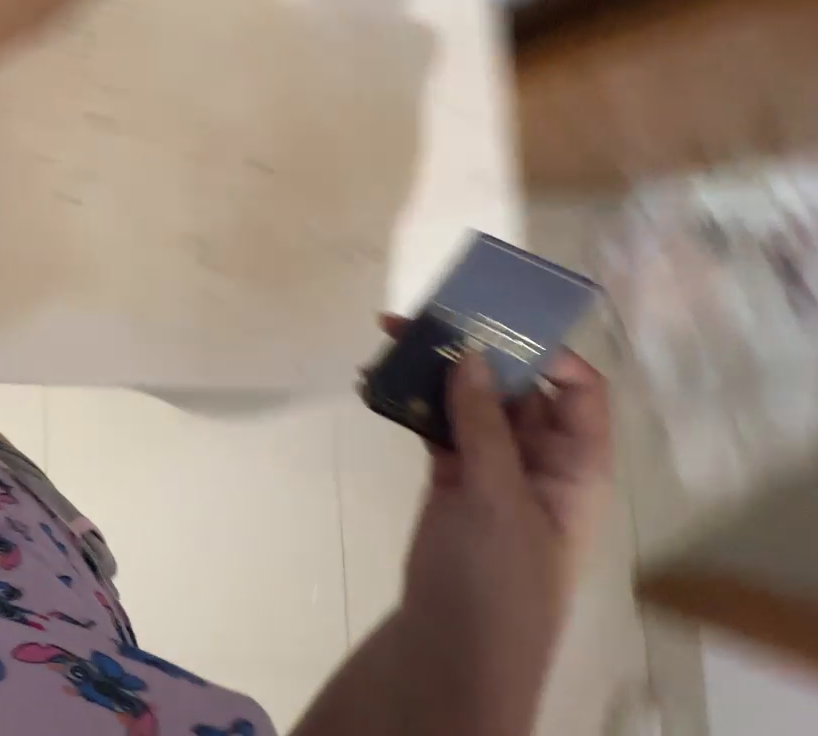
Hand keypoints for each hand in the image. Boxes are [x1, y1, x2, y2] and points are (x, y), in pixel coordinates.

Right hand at [380, 314, 612, 732]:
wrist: (455, 635)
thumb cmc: (498, 573)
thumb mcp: (498, 497)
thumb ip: (483, 425)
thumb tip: (470, 351)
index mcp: (575, 464)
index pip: (578, 392)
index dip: (545, 354)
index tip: (489, 324)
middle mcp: (537, 456)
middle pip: (514, 388)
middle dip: (472, 349)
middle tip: (419, 319)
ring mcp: (490, 465)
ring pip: (466, 401)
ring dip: (432, 371)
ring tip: (387, 341)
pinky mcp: (450, 474)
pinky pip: (434, 424)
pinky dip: (409, 401)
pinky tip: (376, 383)